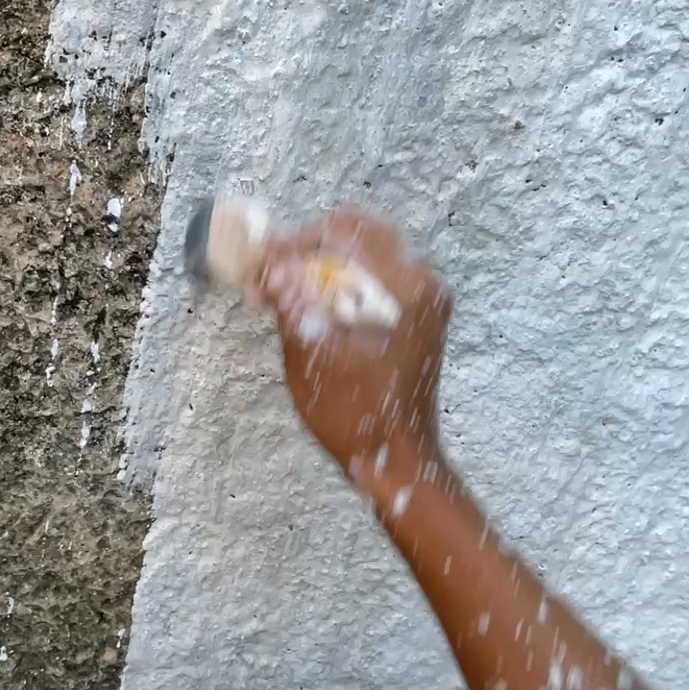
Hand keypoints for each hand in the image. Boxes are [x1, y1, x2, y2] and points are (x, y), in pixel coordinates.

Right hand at [254, 206, 452, 470]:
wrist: (396, 460)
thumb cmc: (353, 413)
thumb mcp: (309, 351)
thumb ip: (289, 293)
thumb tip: (267, 248)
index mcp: (406, 285)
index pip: (344, 229)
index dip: (296, 241)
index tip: (263, 268)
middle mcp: (424, 281)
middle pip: (356, 232)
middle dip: (306, 250)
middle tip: (270, 279)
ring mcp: (425, 296)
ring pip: (362, 251)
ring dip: (319, 266)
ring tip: (282, 298)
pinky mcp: (417, 311)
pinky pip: (372, 274)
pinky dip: (337, 281)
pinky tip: (310, 308)